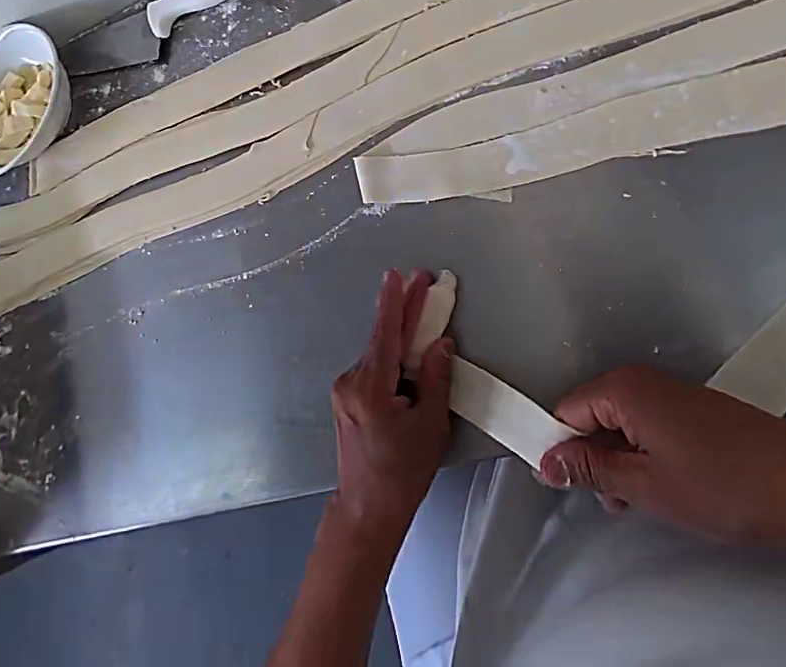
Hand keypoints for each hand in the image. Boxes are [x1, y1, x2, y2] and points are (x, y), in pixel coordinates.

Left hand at [329, 270, 454, 536]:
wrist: (367, 510)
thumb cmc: (402, 473)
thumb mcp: (430, 425)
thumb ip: (435, 378)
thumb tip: (440, 344)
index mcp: (370, 388)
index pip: (386, 333)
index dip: (395, 302)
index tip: (399, 275)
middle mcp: (351, 382)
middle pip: (382, 338)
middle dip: (403, 311)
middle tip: (423, 283)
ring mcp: (345, 389)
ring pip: (379, 353)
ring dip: (400, 336)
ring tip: (424, 319)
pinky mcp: (347, 398)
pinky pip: (374, 368)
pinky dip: (393, 357)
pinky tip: (410, 356)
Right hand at [538, 366, 785, 544]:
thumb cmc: (737, 483)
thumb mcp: (646, 487)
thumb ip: (591, 470)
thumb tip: (553, 462)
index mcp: (625, 390)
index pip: (564, 411)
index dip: (559, 449)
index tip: (561, 481)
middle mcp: (645, 382)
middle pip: (590, 416)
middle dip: (592, 459)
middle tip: (613, 498)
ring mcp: (670, 393)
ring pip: (619, 425)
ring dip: (620, 462)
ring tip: (646, 499)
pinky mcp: (689, 408)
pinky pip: (646, 427)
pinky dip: (645, 456)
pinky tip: (668, 486)